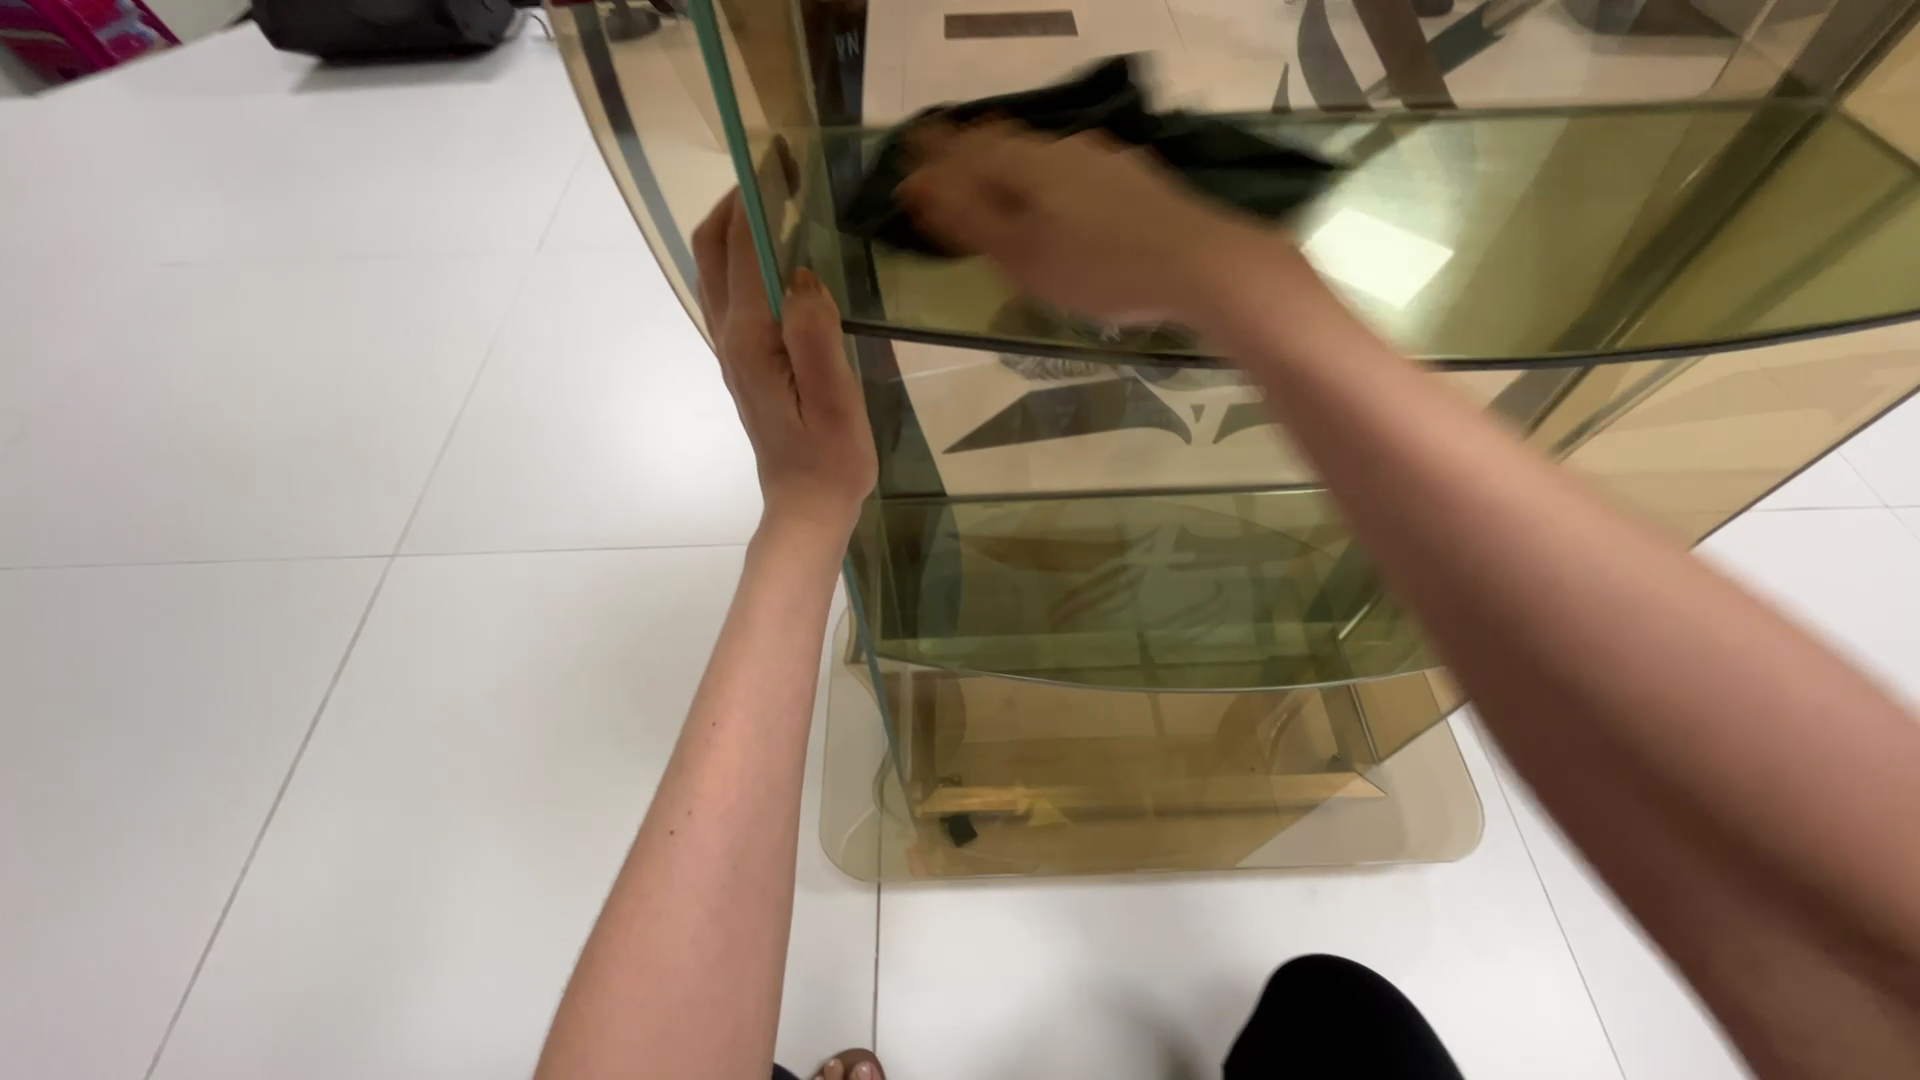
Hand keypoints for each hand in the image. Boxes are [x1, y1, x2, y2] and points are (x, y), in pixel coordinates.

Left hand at [693, 191, 876, 538]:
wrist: (806, 507)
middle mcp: (730, 338)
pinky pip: (731, 296)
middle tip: (779, 172)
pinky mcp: (744, 365)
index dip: (758, 197)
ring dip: (736, 229)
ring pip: (717, 273)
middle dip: (737, 202)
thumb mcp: (834, 401)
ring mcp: (732, 352)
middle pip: (714, 251)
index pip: (743, 249)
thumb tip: (801, 274)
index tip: (783, 159)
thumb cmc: (830, 459)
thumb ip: (815, 336)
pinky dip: (744, 261)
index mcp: (752, 340)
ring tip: (778, 203)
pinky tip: (780, 261)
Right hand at [897, 120, 1289, 324]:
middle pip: (1005, 143)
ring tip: (998, 167)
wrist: (1199, 264)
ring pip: (1043, 153)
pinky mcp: (1136, 180)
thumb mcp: (1022, 256)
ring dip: (1011, 159)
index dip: (934, 155)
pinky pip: (1074, 169)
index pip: (966, 152)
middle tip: (946, 147)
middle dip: (970, 148)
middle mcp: (1063, 150)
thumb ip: (970, 222)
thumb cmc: (1098, 270)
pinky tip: (1062, 191)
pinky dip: (1049, 176)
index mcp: (1028, 167)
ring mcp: (1105, 161)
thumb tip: (919, 188)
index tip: (907, 151)